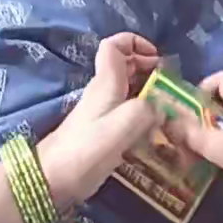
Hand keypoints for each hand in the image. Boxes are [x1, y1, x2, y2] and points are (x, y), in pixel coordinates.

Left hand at [37, 33, 162, 206]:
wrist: (52, 180)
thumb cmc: (86, 150)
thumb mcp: (122, 127)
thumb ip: (147, 111)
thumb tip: (162, 108)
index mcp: (106, 82)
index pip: (114, 45)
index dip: (135, 43)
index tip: (157, 58)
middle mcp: (103, 90)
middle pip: (125, 65)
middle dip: (149, 68)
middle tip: (170, 85)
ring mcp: (101, 110)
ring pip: (128, 88)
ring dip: (149, 91)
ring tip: (170, 107)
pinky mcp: (102, 129)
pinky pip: (127, 109)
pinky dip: (143, 112)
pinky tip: (156, 129)